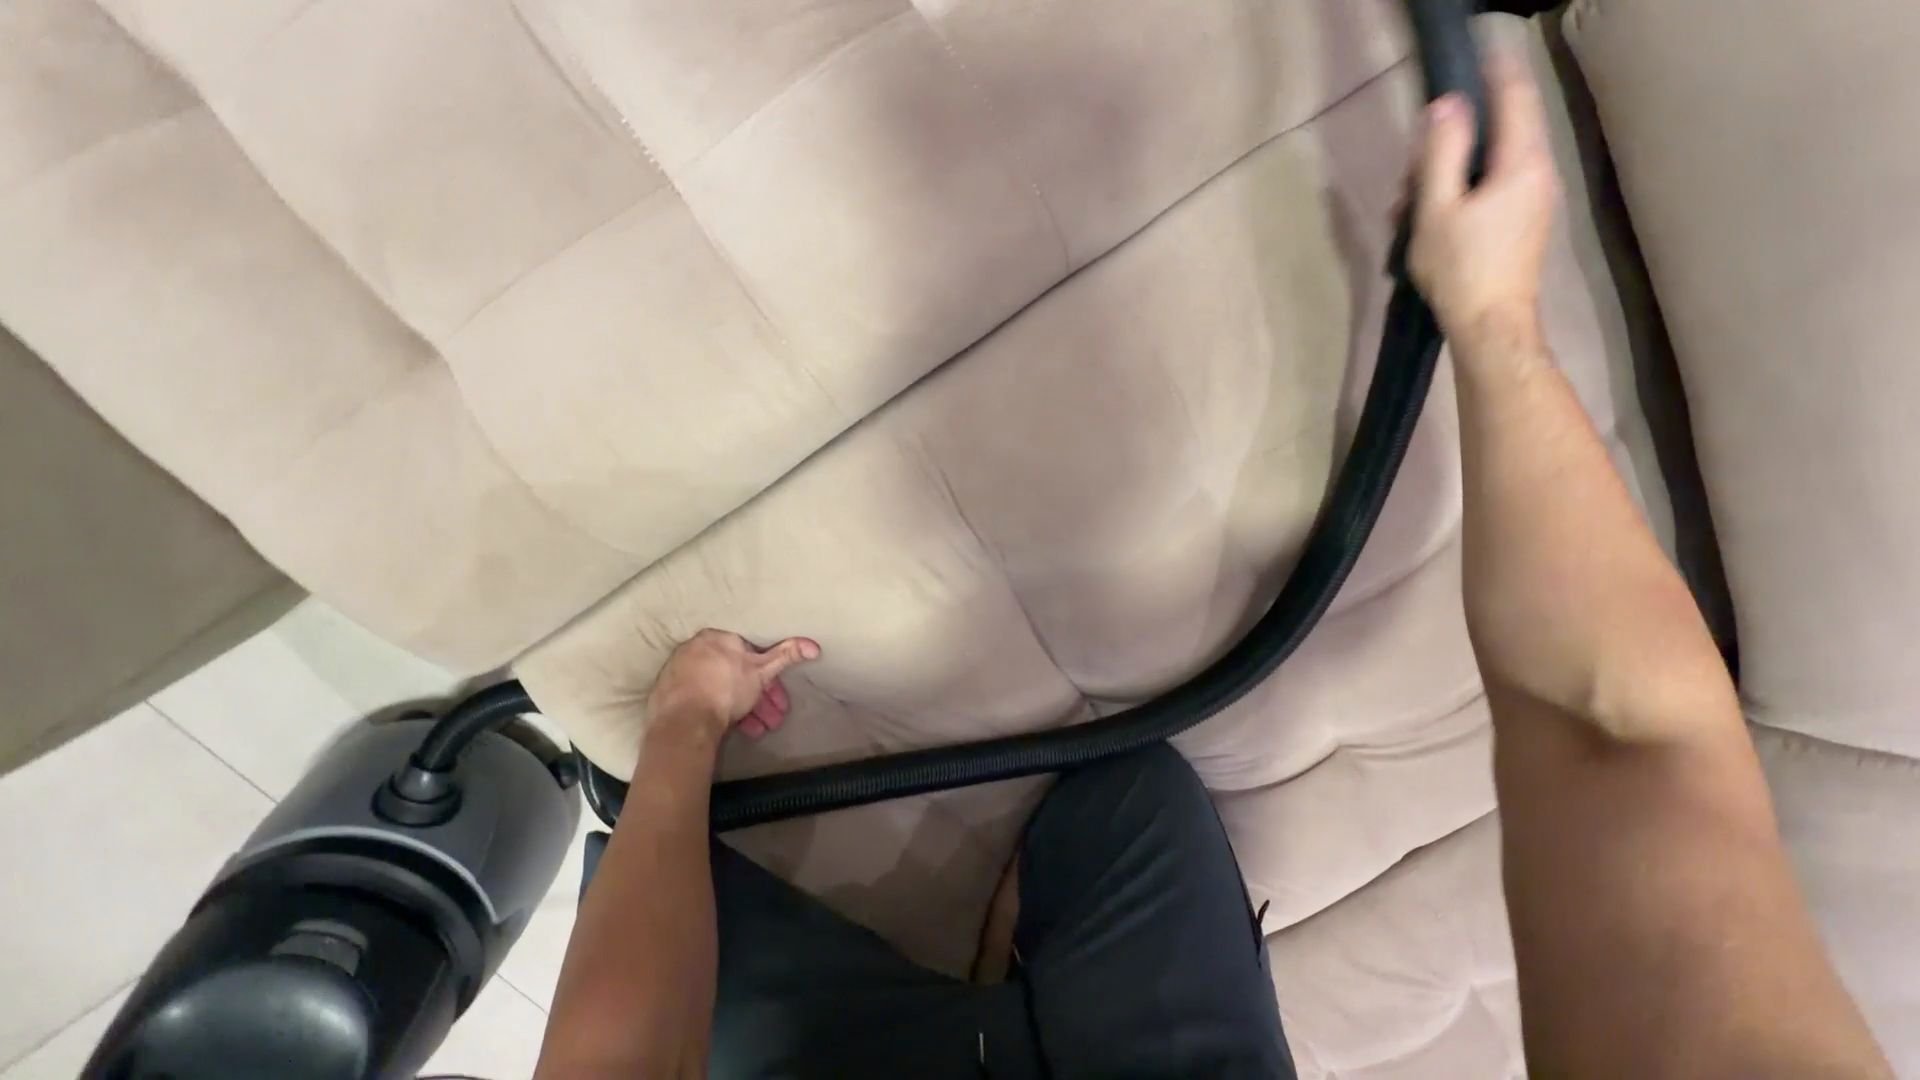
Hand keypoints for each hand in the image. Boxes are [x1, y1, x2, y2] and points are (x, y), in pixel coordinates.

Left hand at [645, 629, 820, 740]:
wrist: (684, 723)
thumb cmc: (726, 689)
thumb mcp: (762, 671)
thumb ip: (787, 654)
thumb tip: (814, 646)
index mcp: (717, 638)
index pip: (750, 654)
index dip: (769, 679)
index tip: (779, 701)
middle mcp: (694, 650)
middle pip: (735, 675)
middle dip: (759, 701)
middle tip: (773, 721)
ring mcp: (678, 673)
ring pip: (720, 691)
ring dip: (743, 712)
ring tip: (757, 732)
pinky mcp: (667, 696)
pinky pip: (701, 701)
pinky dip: (717, 714)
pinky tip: (728, 730)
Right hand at [1409, 48, 1560, 347]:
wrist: (1490, 326)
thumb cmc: (1461, 268)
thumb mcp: (1438, 209)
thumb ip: (1441, 154)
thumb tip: (1446, 107)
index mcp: (1521, 164)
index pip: (1515, 99)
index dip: (1497, 72)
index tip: (1480, 53)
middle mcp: (1536, 176)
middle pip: (1497, 137)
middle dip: (1451, 145)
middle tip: (1410, 172)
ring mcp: (1532, 204)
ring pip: (1489, 169)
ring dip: (1448, 178)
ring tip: (1407, 210)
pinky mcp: (1521, 228)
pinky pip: (1490, 195)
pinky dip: (1459, 198)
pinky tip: (1428, 225)